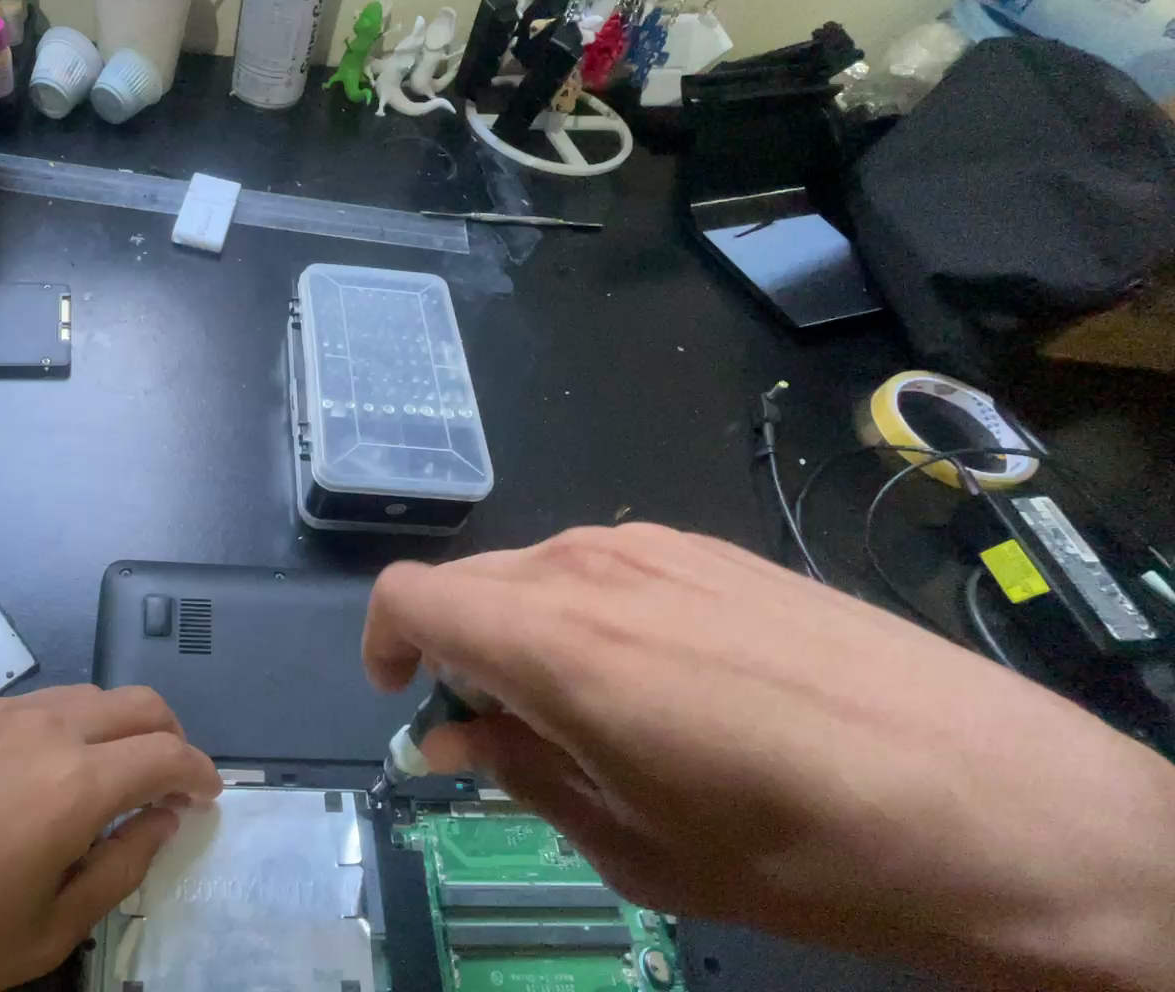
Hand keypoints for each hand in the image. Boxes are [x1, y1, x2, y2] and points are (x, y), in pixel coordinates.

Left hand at [0, 685, 221, 991]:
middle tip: (167, 780)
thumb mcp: (49, 929)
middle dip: (169, 735)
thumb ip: (124, 863)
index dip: (200, 773)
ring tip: (100, 777)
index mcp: (74, 786)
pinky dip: (54, 730)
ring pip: (83, 697)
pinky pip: (26, 707)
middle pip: (137, 701)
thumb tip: (166, 816)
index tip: (206, 795)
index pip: (168, 754)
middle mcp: (41, 728)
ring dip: (112, 728)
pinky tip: (25, 777)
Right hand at [365, 524, 1174, 991]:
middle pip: (465, 582)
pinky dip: (576, 610)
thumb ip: (517, 772)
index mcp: (556, 642)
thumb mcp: (632, 844)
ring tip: (580, 709)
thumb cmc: (804, 854)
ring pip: (528, 571)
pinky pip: (596, 565)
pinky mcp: (708, 547)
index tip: (406, 698)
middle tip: (498, 731)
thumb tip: (451, 736)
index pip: (410, 594)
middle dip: (452, 649)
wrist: (1019, 810)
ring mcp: (653, 546)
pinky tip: (652, 675)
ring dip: (515, 630)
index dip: (383, 641)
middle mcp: (588, 569)